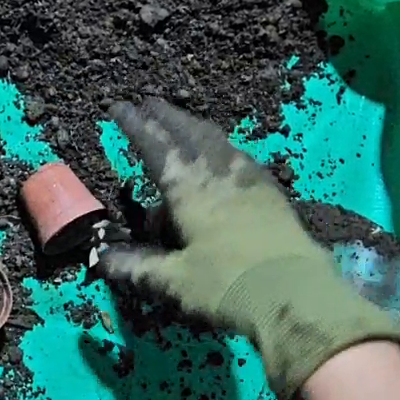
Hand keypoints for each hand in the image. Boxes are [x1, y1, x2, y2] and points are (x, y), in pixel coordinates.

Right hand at [100, 99, 399, 399]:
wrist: (298, 296)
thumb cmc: (227, 284)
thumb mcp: (173, 281)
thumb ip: (136, 267)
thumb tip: (101, 259)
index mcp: (187, 187)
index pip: (155, 145)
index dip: (134, 124)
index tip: (118, 107)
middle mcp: (217, 173)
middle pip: (187, 132)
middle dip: (164, 115)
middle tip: (147, 103)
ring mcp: (248, 180)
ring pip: (215, 139)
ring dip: (193, 124)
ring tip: (180, 120)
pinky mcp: (271, 193)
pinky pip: (237, 154)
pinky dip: (219, 144)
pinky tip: (222, 152)